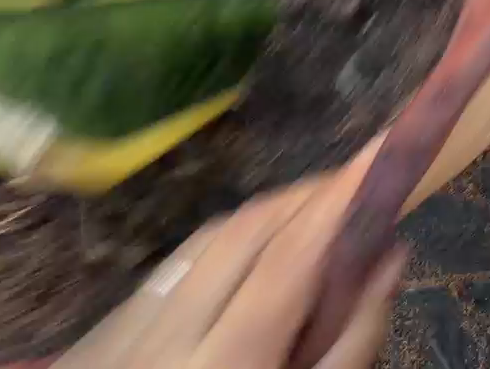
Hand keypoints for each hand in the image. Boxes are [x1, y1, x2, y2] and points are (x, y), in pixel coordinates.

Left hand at [56, 151, 405, 368]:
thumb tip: (392, 249)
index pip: (291, 255)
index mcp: (224, 366)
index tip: (389, 143)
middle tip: (368, 188)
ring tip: (322, 218)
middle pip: (251, 229)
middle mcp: (160, 343)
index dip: (343, 192)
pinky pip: (180, 262)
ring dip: (279, 212)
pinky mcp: (98, 337)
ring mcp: (118, 338)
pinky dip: (236, 240)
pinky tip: (261, 255)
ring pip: (214, 236)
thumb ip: (357, 336)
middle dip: (317, 194)